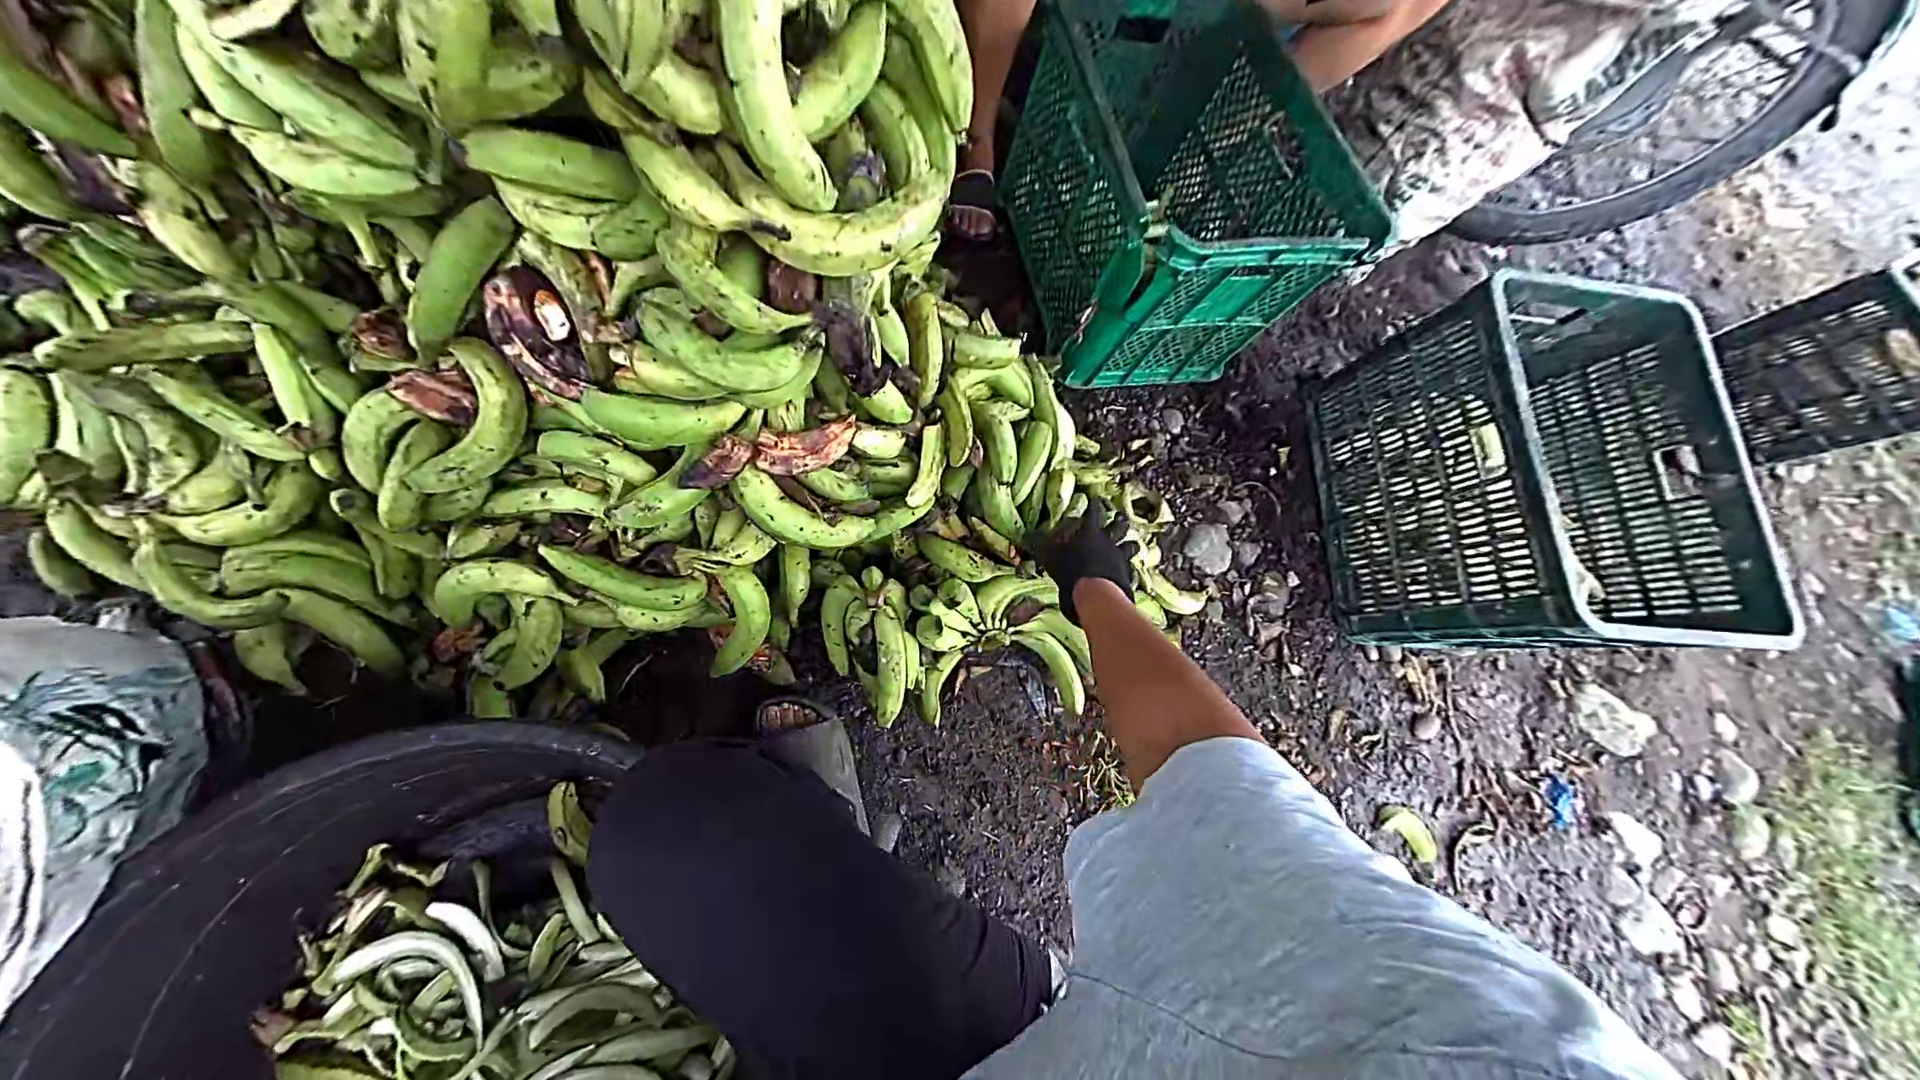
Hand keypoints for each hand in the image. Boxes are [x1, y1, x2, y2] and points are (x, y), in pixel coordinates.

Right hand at [1028, 500, 1136, 624]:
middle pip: (1118, 525)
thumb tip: (1025, 534)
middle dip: (1119, 520)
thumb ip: (1040, 545)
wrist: (1095, 592)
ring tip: (1131, 544)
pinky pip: (1131, 569)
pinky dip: (1129, 569)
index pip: (1093, 513)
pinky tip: (1128, 572)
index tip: (1095, 499)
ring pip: (1131, 546)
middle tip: (1120, 517)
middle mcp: (1108, 541)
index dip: (1094, 505)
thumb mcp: (1050, 556)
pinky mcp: (1127, 574)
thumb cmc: (1070, 569)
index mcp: (1090, 532)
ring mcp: (1120, 557)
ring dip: (1130, 544)